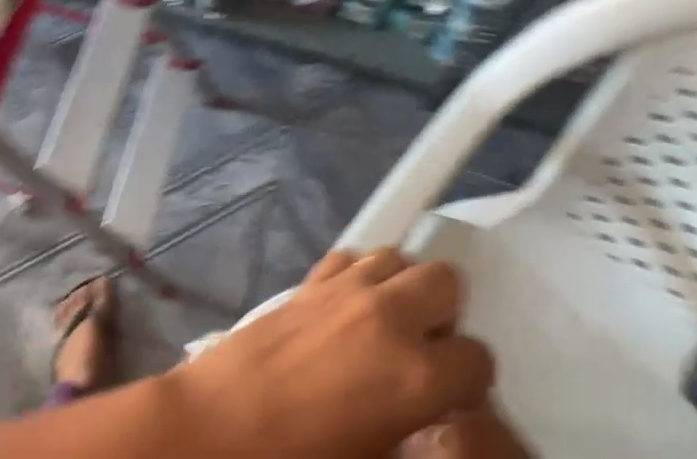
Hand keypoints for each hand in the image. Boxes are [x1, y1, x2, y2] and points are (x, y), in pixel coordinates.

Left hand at [163, 248, 494, 458]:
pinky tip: (346, 307)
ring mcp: (345, 290)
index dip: (468, 382)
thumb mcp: (377, 457)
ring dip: (402, 286)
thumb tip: (426, 413)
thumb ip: (415, 427)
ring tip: (385, 323)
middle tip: (423, 349)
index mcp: (417, 376)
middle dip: (444, 314)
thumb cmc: (300, 458)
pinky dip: (359, 275)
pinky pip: (351, 257)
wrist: (218, 429)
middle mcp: (389, 318)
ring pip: (398, 257)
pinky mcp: (308, 281)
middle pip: (446, 280)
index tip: (449, 398)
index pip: (478, 359)